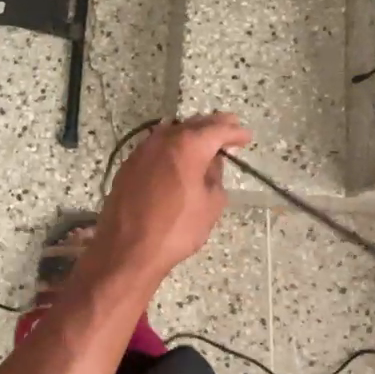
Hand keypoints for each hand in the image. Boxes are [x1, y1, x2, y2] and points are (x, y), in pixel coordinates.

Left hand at [90, 113, 251, 284]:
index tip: (246, 136)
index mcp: (188, 145)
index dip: (234, 132)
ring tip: (206, 139)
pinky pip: (157, 145)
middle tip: (231, 127)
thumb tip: (212, 161)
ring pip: (172, 131)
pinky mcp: (129, 164)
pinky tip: (178, 153)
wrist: (128, 249)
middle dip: (214, 125)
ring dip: (191, 132)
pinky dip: (172, 145)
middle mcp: (164, 139)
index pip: (217, 130)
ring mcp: (142, 150)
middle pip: (194, 124)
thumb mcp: (210, 204)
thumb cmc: (177, 228)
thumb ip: (215, 176)